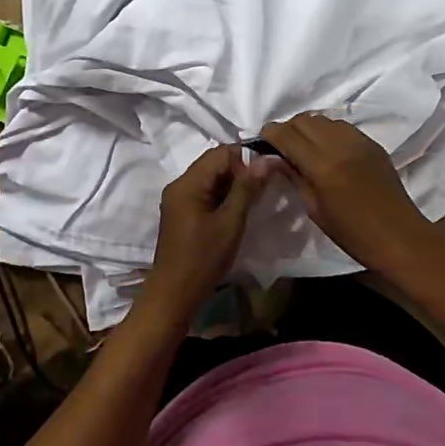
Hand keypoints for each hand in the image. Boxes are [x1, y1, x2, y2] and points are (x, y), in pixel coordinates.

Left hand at [141, 144, 261, 319]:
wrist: (175, 292)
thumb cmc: (204, 258)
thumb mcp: (230, 222)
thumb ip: (246, 189)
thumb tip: (266, 159)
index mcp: (187, 183)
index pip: (220, 153)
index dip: (246, 158)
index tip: (269, 172)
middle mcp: (179, 185)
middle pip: (213, 163)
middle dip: (240, 169)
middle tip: (265, 186)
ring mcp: (178, 199)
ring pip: (209, 178)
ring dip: (232, 183)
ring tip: (256, 197)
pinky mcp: (181, 212)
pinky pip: (204, 192)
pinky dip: (222, 195)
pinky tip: (238, 208)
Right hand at [257, 113, 434, 267]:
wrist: (399, 237)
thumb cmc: (352, 233)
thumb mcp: (314, 209)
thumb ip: (293, 176)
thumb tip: (271, 158)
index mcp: (322, 166)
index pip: (287, 135)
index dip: (269, 134)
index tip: (261, 142)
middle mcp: (340, 145)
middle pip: (303, 120)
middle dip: (286, 128)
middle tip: (279, 146)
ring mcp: (359, 141)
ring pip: (322, 119)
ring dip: (307, 128)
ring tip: (303, 147)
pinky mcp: (372, 143)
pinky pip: (341, 126)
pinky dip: (327, 131)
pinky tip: (326, 149)